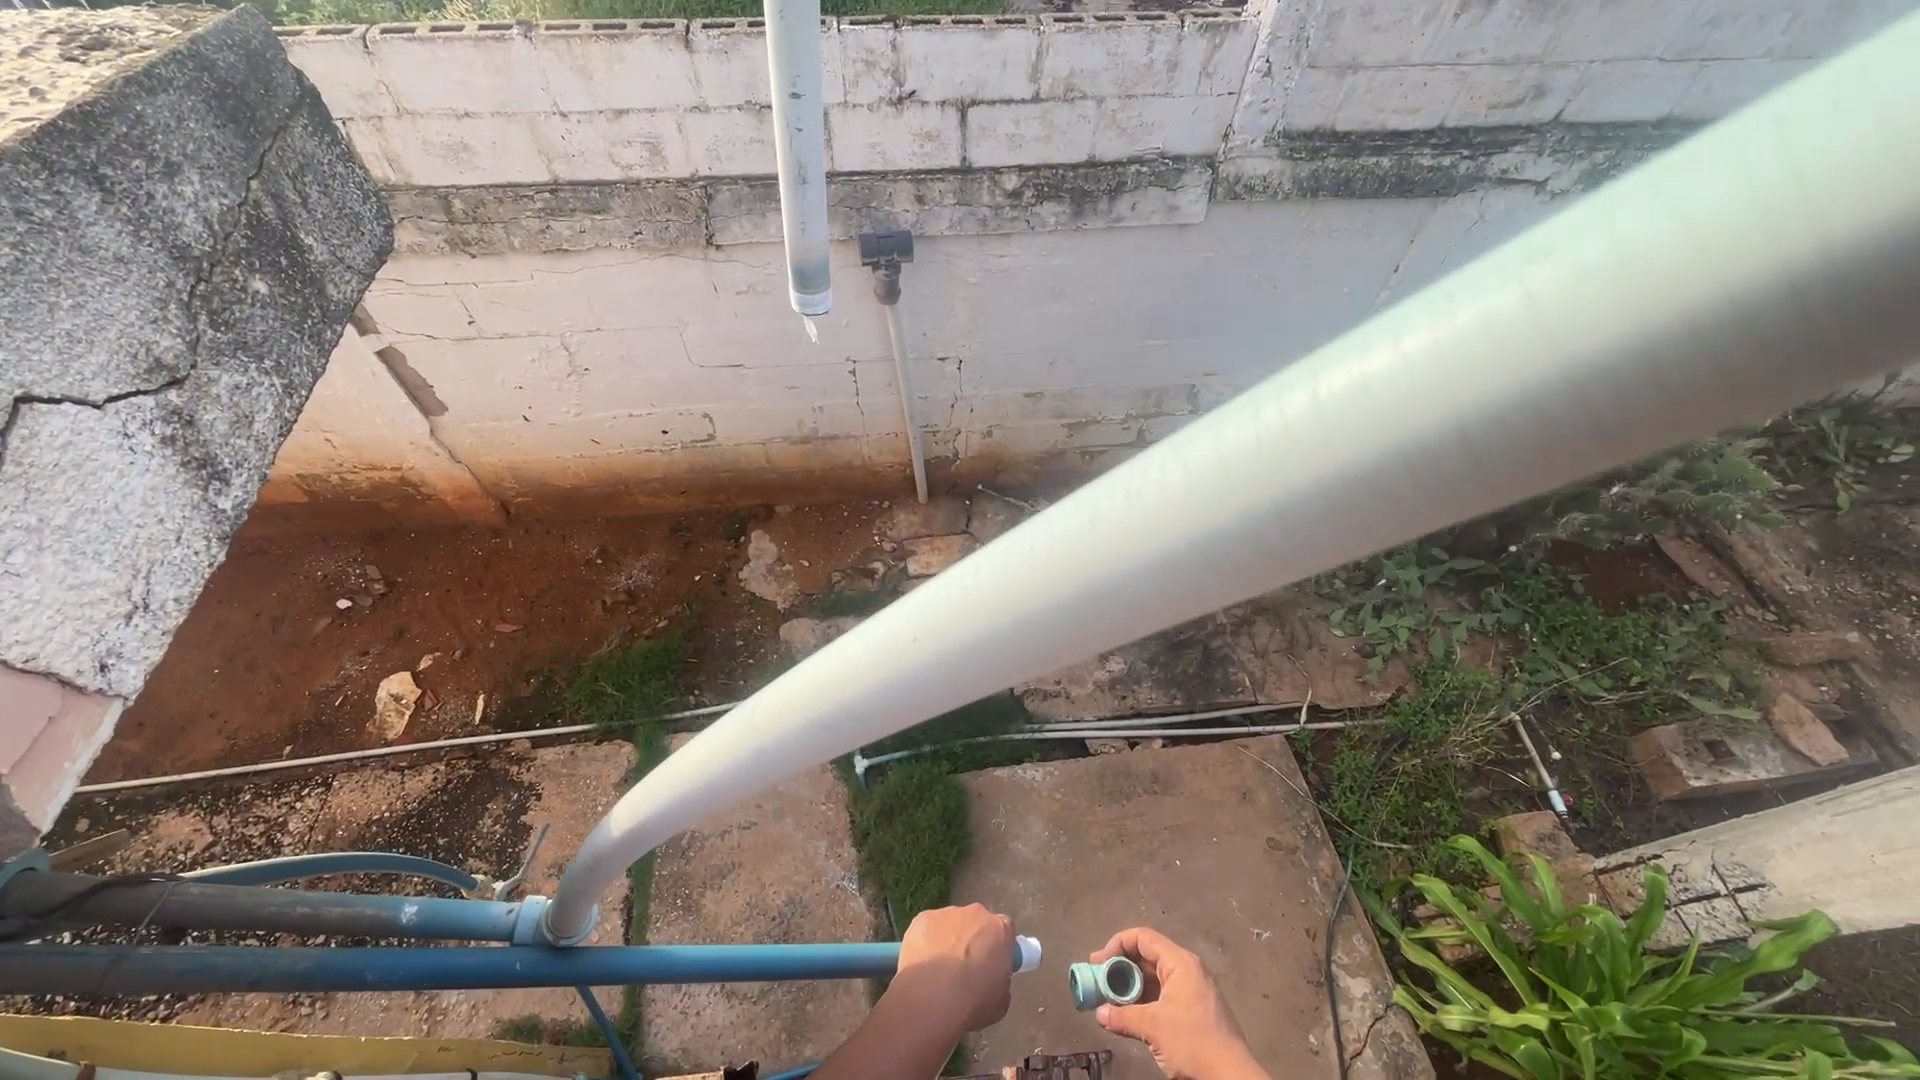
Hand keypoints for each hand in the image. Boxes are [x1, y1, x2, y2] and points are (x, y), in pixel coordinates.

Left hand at [893, 904, 1015, 1035]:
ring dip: (947, 942)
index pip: (1003, 931)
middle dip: (971, 941)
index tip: (989, 966)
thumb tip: (990, 981)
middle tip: (963, 970)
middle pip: (976, 923)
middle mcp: (976, 913)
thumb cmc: (974, 1001)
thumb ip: (999, 981)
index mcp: (1000, 929)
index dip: (996, 948)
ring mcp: (946, 913)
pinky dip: (925, 944)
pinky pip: (926, 930)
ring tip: (937, 973)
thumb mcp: (1000, 1000)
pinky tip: (920, 967)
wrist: (933, 996)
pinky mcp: (922, 919)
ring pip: (949, 925)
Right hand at [1091, 928, 1267, 1079]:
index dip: (1117, 944)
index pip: (1143, 938)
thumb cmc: (1192, 1042)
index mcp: (1180, 963)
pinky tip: (1131, 1012)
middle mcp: (1187, 969)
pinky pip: (1164, 993)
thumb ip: (1123, 1017)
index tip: (1099, 963)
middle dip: (1120, 966)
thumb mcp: (1153, 1027)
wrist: (1231, 1076)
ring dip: (1131, 985)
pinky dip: (1145, 998)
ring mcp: (1193, 989)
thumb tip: (1100, 1014)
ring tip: (1110, 998)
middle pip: (1148, 955)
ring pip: (1155, 976)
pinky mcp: (1195, 1009)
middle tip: (1099, 978)